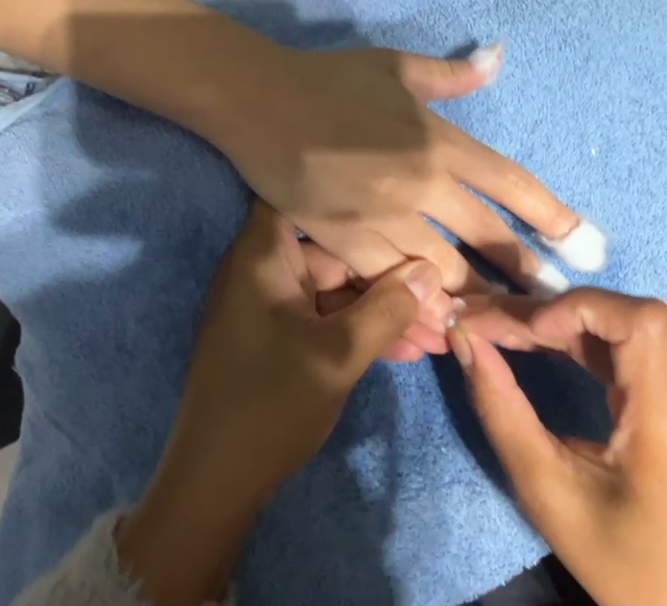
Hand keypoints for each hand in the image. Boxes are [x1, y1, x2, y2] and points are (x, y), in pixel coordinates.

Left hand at [116, 203, 431, 604]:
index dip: (352, 190)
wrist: (218, 475)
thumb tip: (432, 270)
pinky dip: (363, 327)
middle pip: (334, 247)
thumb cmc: (272, 401)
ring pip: (338, 287)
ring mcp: (273, 300)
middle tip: (448, 293)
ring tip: (443, 329)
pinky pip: (328, 315)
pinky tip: (412, 348)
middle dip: (391, 273)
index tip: (404, 194)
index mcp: (263, 253)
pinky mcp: (281, 333)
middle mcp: (265, 266)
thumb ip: (387, 308)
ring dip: (385, 307)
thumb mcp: (339, 354)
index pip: (306, 196)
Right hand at [205, 44, 582, 335]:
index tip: (584, 244)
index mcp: (437, 138)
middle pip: (487, 237)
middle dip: (527, 271)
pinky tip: (438, 318)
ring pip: (445, 270)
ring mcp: (382, 217)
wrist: (259, 102)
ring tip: (507, 319)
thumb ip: (450, 74)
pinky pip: (390, 282)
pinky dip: (417, 303)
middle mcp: (420, 183)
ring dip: (479, 296)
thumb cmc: (328, 79)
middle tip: (558, 299)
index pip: (511, 183)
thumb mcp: (393, 66)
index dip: (552, 216)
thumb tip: (498, 58)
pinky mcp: (344, 241)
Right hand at [448, 290, 666, 605]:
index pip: (641, 323)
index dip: (577, 308)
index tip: (523, 330)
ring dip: (561, 325)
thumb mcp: (546, 492)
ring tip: (503, 331)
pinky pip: (638, 347)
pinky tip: (547, 347)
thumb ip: (502, 409)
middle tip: (482, 322)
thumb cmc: (618, 560)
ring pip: (625, 329)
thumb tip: (463, 337)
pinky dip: (585, 341)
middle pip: (623, 321)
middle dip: (546, 315)